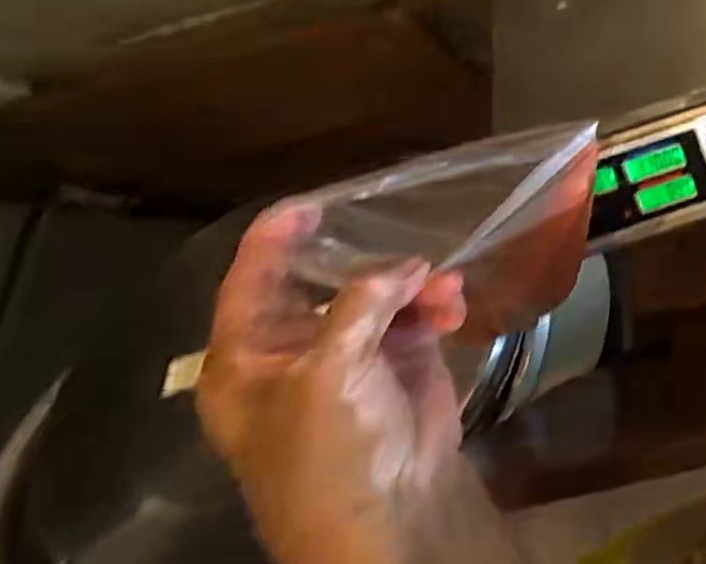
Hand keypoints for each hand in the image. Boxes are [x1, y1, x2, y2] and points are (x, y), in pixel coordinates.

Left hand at [198, 203, 471, 563]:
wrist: (390, 504)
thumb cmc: (330, 449)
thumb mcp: (327, 375)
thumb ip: (359, 306)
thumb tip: (407, 265)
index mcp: (252, 359)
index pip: (252, 284)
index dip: (274, 241)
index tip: (311, 202)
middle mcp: (301, 348)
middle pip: (329, 281)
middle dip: (369, 260)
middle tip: (403, 231)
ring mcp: (356, 352)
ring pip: (385, 291)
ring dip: (418, 285)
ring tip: (444, 294)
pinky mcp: (402, 355)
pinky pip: (419, 310)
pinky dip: (438, 304)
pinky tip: (453, 312)